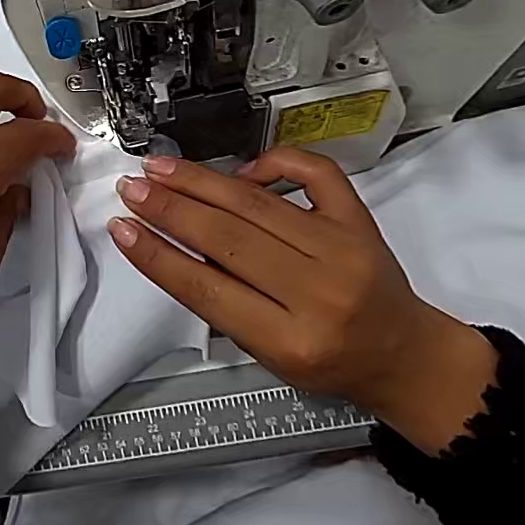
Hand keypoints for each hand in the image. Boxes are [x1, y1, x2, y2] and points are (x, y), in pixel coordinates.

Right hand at [107, 149, 497, 453]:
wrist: (403, 353)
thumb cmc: (328, 363)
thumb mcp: (269, 354)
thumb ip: (224, 303)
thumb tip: (175, 242)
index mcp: (292, 341)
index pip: (208, 289)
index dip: (157, 255)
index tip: (121, 227)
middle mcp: (320, 293)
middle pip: (228, 238)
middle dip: (170, 208)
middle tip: (132, 187)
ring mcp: (344, 249)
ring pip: (258, 203)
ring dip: (202, 182)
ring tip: (160, 169)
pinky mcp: (361, 219)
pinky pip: (315, 172)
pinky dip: (274, 161)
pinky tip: (241, 169)